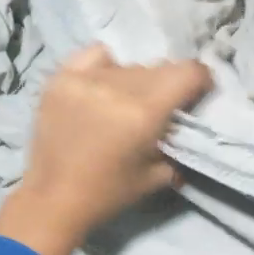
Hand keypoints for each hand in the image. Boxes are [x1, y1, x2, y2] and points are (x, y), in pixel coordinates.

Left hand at [0, 45, 211, 254]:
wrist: (53, 199)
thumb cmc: (107, 193)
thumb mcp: (155, 176)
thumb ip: (176, 145)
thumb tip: (184, 125)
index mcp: (144, 112)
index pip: (188, 72)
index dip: (200, 80)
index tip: (197, 92)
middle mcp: (116, 87)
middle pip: (159, 68)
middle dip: (167, 85)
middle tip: (158, 107)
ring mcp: (85, 79)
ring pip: (128, 64)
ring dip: (135, 80)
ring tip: (124, 102)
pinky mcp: (60, 79)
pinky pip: (94, 55)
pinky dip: (105, 66)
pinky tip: (102, 84)